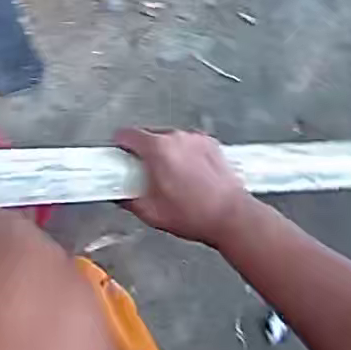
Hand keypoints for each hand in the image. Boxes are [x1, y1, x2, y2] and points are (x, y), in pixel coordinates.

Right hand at [114, 128, 261, 246]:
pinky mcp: (209, 143)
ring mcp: (195, 138)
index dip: (120, 145)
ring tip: (172, 178)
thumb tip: (120, 196)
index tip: (119, 153)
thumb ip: (128, 200)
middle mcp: (176, 137)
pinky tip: (189, 174)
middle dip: (144, 152)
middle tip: (146, 174)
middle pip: (149, 135)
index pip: (127, 134)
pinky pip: (188, 142)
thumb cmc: (196, 214)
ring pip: (170, 139)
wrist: (231, 215)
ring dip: (166, 152)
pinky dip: (185, 153)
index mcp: (158, 149)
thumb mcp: (151, 213)